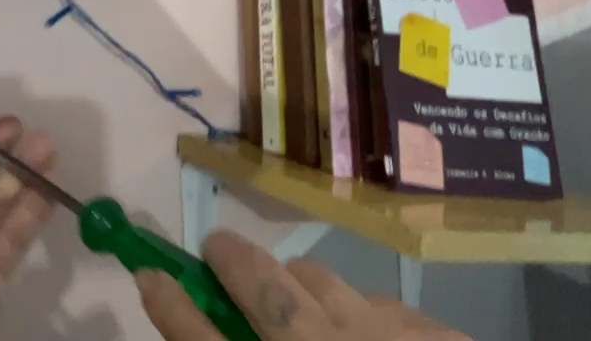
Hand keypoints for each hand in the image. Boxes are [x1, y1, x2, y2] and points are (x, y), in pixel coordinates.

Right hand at [138, 231, 467, 339]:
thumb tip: (194, 319)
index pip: (198, 337)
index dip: (168, 302)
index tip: (151, 273)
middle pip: (254, 279)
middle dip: (226, 259)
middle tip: (219, 258)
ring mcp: (385, 340)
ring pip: (316, 277)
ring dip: (299, 289)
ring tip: (312, 319)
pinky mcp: (439, 340)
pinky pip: (383, 303)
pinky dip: (367, 319)